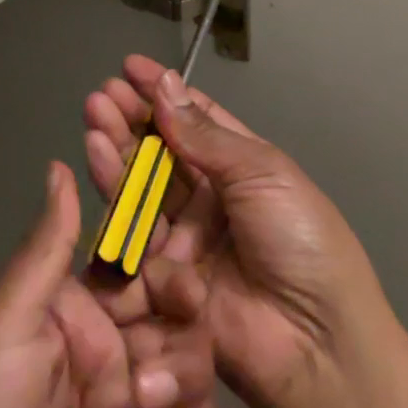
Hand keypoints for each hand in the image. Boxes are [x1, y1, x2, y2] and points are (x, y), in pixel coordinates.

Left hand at [0, 162, 225, 407]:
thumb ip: (46, 252)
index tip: (187, 296)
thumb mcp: (6, 326)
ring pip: (195, 405)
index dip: (177, 286)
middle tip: (145, 395)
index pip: (152, 287)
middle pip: (185, 345)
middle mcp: (114, 366)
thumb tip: (59, 164)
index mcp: (86, 321)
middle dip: (182, 367)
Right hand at [83, 57, 407, 407]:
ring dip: (118, 146)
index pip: (198, 121)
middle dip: (133, 118)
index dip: (166, 93)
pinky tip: (98, 154)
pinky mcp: (161, 272)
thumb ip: (206, 137)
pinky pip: (132, 225)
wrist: (313, 339)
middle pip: (164, 150)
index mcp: (246, 168)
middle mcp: (212, 197)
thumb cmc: (301, 240)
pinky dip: (113, 189)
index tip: (130, 68)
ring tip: (95, 114)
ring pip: (143, 182)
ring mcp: (186, 235)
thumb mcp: (263, 174)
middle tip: (104, 92)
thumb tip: (166, 88)